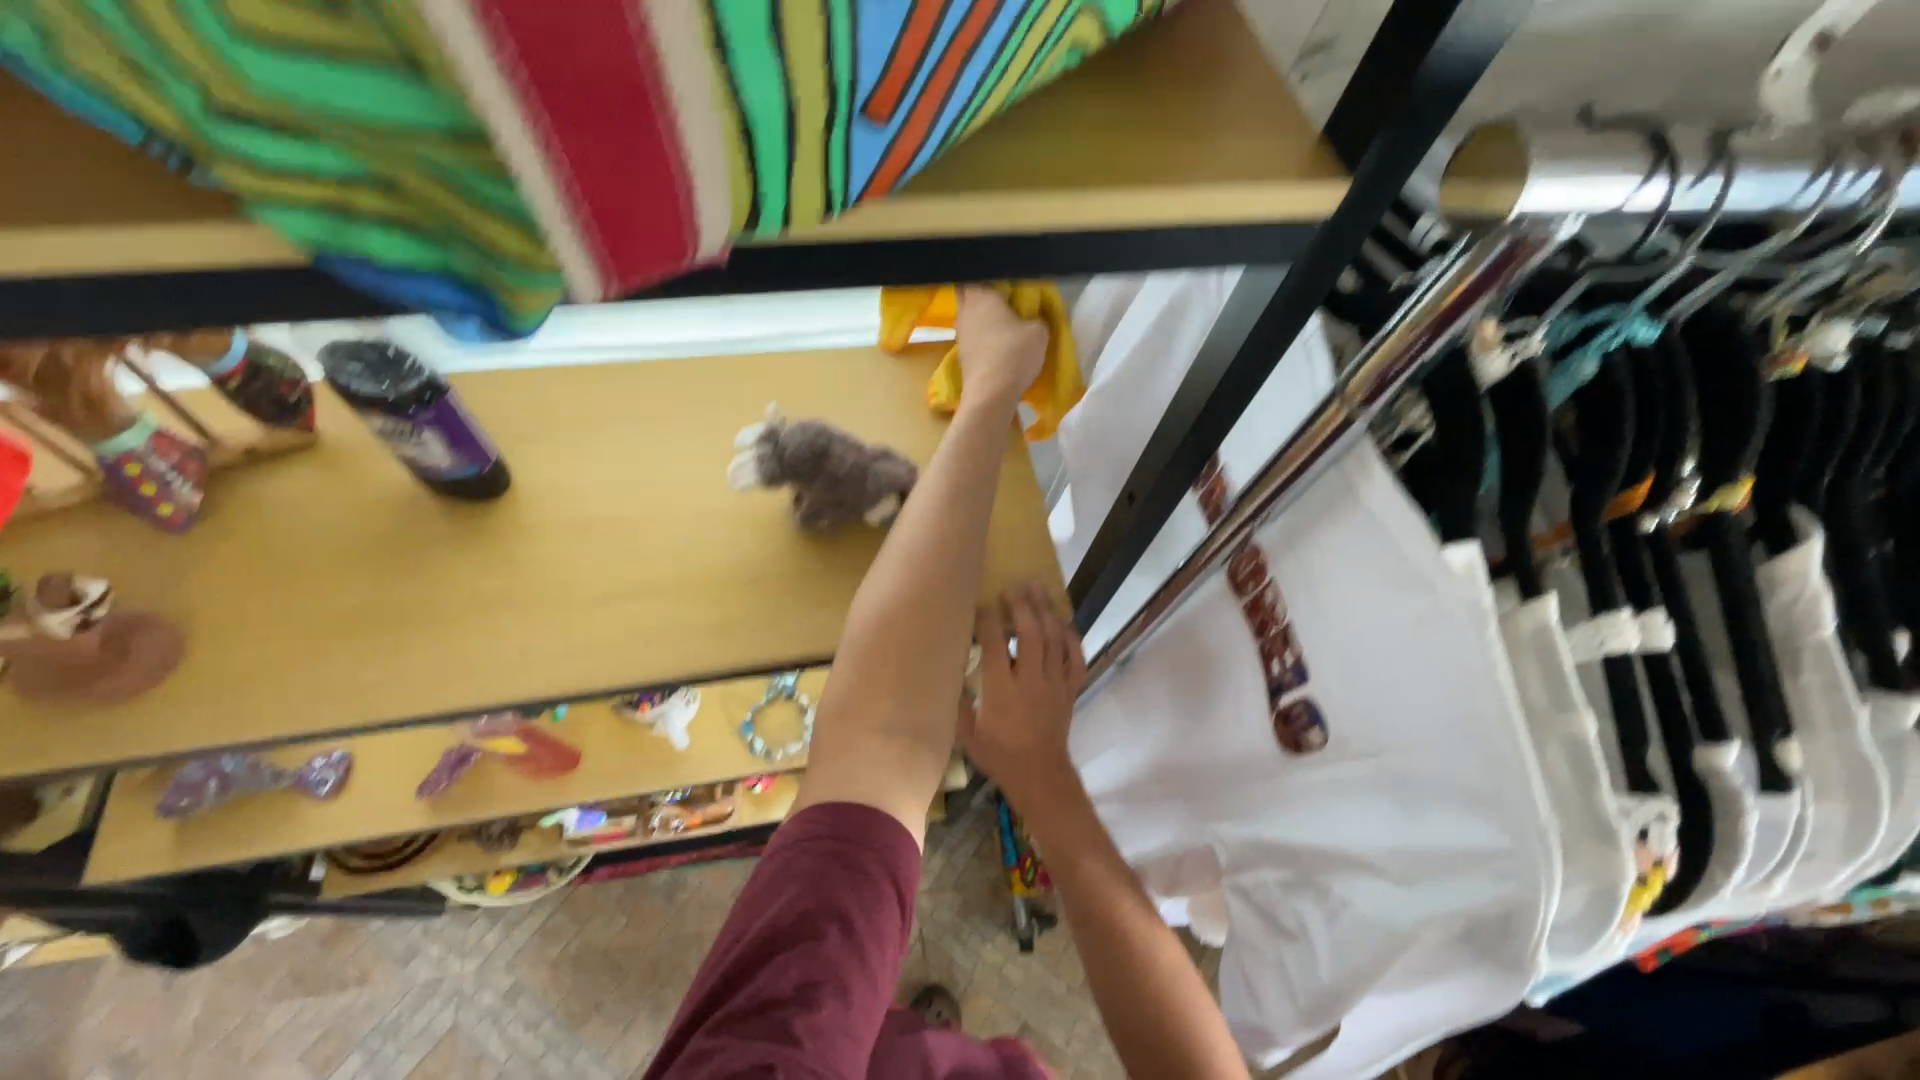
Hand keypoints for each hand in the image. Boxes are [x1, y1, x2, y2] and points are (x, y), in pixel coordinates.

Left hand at [954, 286, 1046, 412]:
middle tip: (1000, 296)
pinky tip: (995, 342)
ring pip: (967, 315)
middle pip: (966, 292)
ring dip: (979, 315)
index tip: (1002, 280)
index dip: (987, 274)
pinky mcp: (961, 354)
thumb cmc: (1014, 354)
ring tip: (1000, 320)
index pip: (974, 274)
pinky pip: (970, 335)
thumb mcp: (1039, 332)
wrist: (990, 394)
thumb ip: (1036, 318)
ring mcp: (960, 334)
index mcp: (981, 296)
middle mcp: (965, 311)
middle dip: (979, 291)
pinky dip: (980, 335)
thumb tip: (1031, 320)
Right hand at [959, 582, 1085, 807]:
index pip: (995, 645)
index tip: (982, 601)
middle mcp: (1031, 681)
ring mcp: (1055, 684)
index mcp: (1002, 691)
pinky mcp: (1070, 689)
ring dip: (1047, 611)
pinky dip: (1071, 636)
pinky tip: (1064, 620)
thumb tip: (949, 672)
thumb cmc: (999, 755)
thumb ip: (958, 702)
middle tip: (1014, 585)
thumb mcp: (967, 734)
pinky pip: (1075, 657)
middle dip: (1023, 606)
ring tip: (1039, 587)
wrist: (1040, 775)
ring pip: (1055, 639)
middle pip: (1031, 634)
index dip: (988, 620)